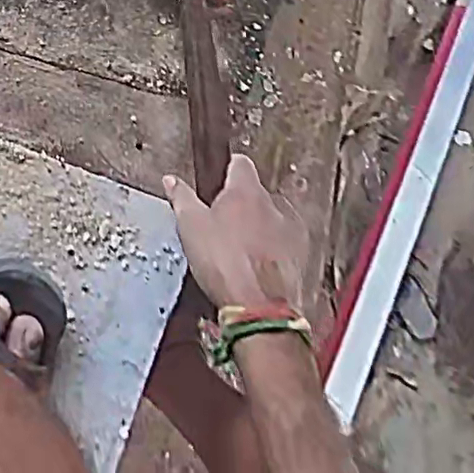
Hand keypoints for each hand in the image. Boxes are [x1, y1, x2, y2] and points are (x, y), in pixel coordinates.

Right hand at [163, 155, 308, 314]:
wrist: (259, 310)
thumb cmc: (225, 263)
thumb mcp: (190, 224)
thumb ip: (181, 197)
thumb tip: (172, 181)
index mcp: (246, 192)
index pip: (240, 164)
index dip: (227, 167)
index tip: (219, 174)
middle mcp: (274, 207)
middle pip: (256, 193)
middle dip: (240, 202)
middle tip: (220, 216)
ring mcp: (291, 234)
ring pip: (271, 219)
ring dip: (258, 225)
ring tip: (236, 244)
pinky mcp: (301, 260)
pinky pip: (283, 244)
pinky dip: (270, 249)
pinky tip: (252, 263)